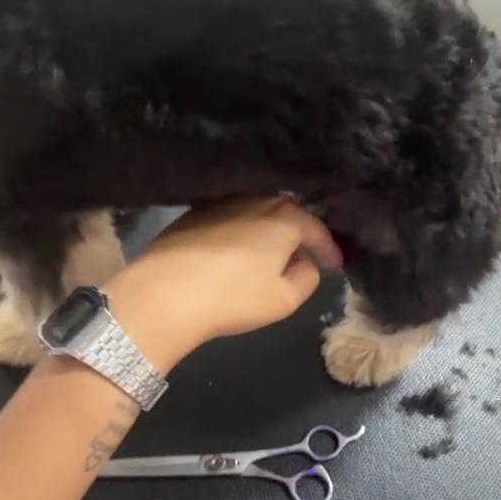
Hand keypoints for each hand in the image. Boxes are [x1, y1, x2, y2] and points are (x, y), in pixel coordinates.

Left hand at [103, 197, 341, 368]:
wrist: (164, 293)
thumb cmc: (233, 297)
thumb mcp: (285, 299)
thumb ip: (308, 278)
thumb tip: (305, 263)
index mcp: (285, 217)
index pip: (316, 229)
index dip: (329, 249)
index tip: (336, 265)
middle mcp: (256, 199)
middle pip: (287, 212)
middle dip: (299, 234)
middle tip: (305, 256)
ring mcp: (221, 202)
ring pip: (257, 212)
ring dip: (269, 231)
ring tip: (272, 254)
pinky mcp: (193, 212)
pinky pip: (231, 217)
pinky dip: (242, 230)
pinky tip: (238, 250)